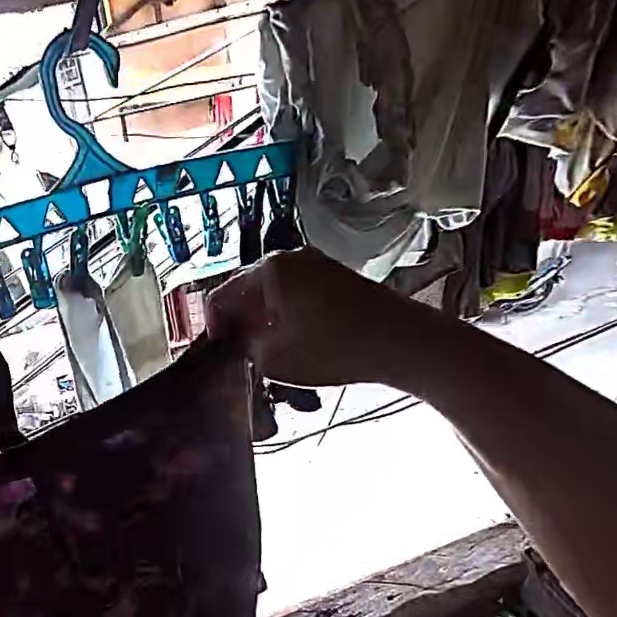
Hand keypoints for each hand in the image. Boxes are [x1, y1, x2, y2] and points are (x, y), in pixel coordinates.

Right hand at [204, 246, 465, 387]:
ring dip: (260, 318)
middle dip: (237, 321)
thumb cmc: (335, 348)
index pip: (221, 295)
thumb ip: (243, 347)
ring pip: (270, 291)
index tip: (216, 350)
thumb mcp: (273, 358)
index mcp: (268, 270)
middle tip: (237, 351)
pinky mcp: (335, 277)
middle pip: (245, 289)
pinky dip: (284, 314)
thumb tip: (236, 342)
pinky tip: (291, 339)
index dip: (212, 326)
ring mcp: (316, 265)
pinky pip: (295, 292)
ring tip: (263, 349)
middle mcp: (290, 258)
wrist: (404, 342)